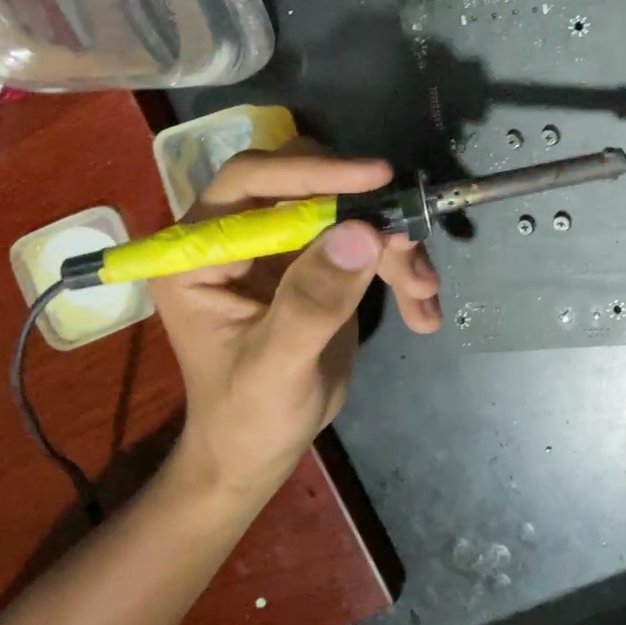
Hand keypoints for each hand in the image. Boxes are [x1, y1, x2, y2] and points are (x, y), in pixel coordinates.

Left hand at [148, 148, 441, 498]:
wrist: (259, 453)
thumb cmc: (246, 418)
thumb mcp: (276, 367)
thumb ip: (312, 303)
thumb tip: (362, 233)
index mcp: (202, 251)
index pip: (253, 180)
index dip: (313, 171)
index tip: (377, 177)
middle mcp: (242, 236)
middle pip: (312, 186)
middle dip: (367, 213)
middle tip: (409, 245)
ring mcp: (285, 248)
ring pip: (352, 212)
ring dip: (395, 248)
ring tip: (423, 293)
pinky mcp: (323, 263)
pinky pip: (371, 242)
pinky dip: (402, 270)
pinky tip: (422, 312)